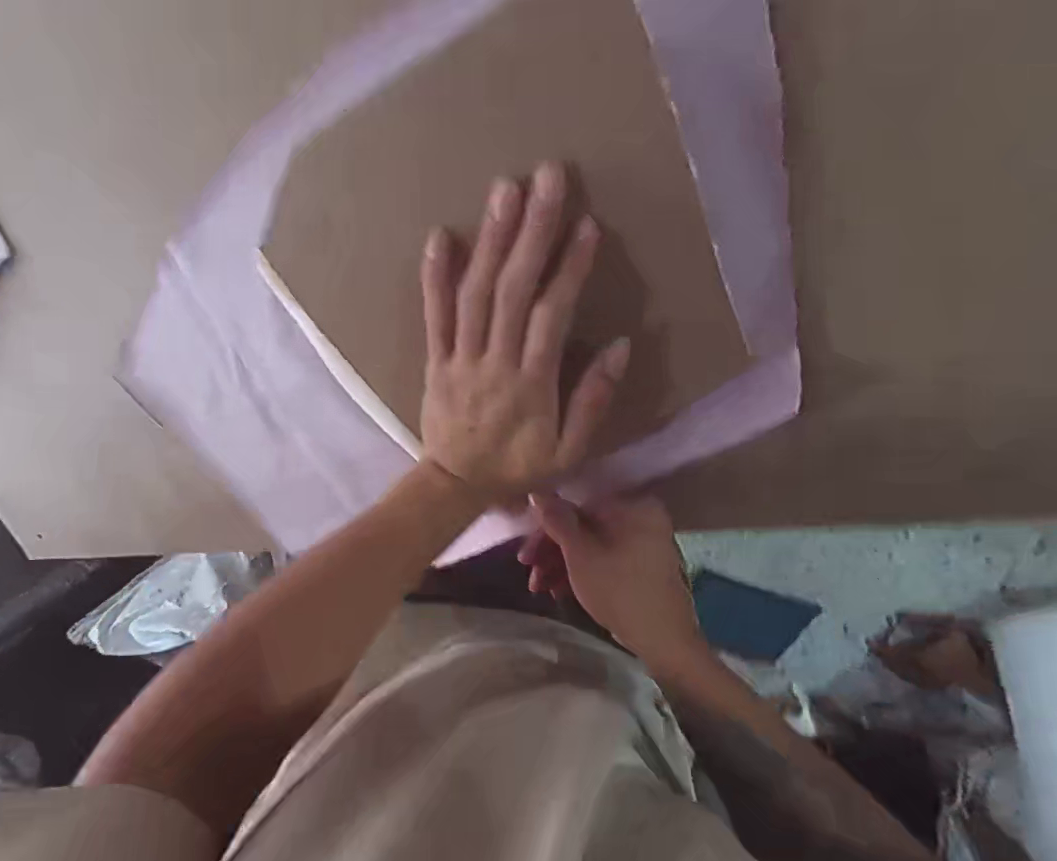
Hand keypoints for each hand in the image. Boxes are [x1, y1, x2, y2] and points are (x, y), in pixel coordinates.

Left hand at [418, 161, 629, 502]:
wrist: (455, 486)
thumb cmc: (516, 468)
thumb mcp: (568, 451)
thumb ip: (593, 401)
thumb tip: (622, 345)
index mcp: (530, 385)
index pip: (551, 317)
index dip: (569, 270)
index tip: (587, 225)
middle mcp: (493, 364)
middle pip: (511, 292)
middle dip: (531, 233)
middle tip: (548, 178)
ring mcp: (459, 361)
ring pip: (473, 296)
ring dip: (489, 241)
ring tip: (505, 190)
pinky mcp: (435, 363)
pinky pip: (433, 318)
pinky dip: (434, 279)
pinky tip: (439, 238)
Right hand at [521, 492, 711, 675]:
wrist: (660, 636)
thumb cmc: (617, 588)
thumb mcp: (579, 553)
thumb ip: (556, 521)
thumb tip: (537, 492)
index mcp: (632, 508)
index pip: (576, 508)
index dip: (545, 530)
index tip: (525, 555)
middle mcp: (640, 518)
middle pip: (581, 528)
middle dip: (551, 552)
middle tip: (530, 573)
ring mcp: (642, 544)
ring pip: (589, 546)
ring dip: (559, 565)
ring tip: (540, 588)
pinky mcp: (639, 566)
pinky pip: (602, 559)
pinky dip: (579, 572)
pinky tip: (559, 591)